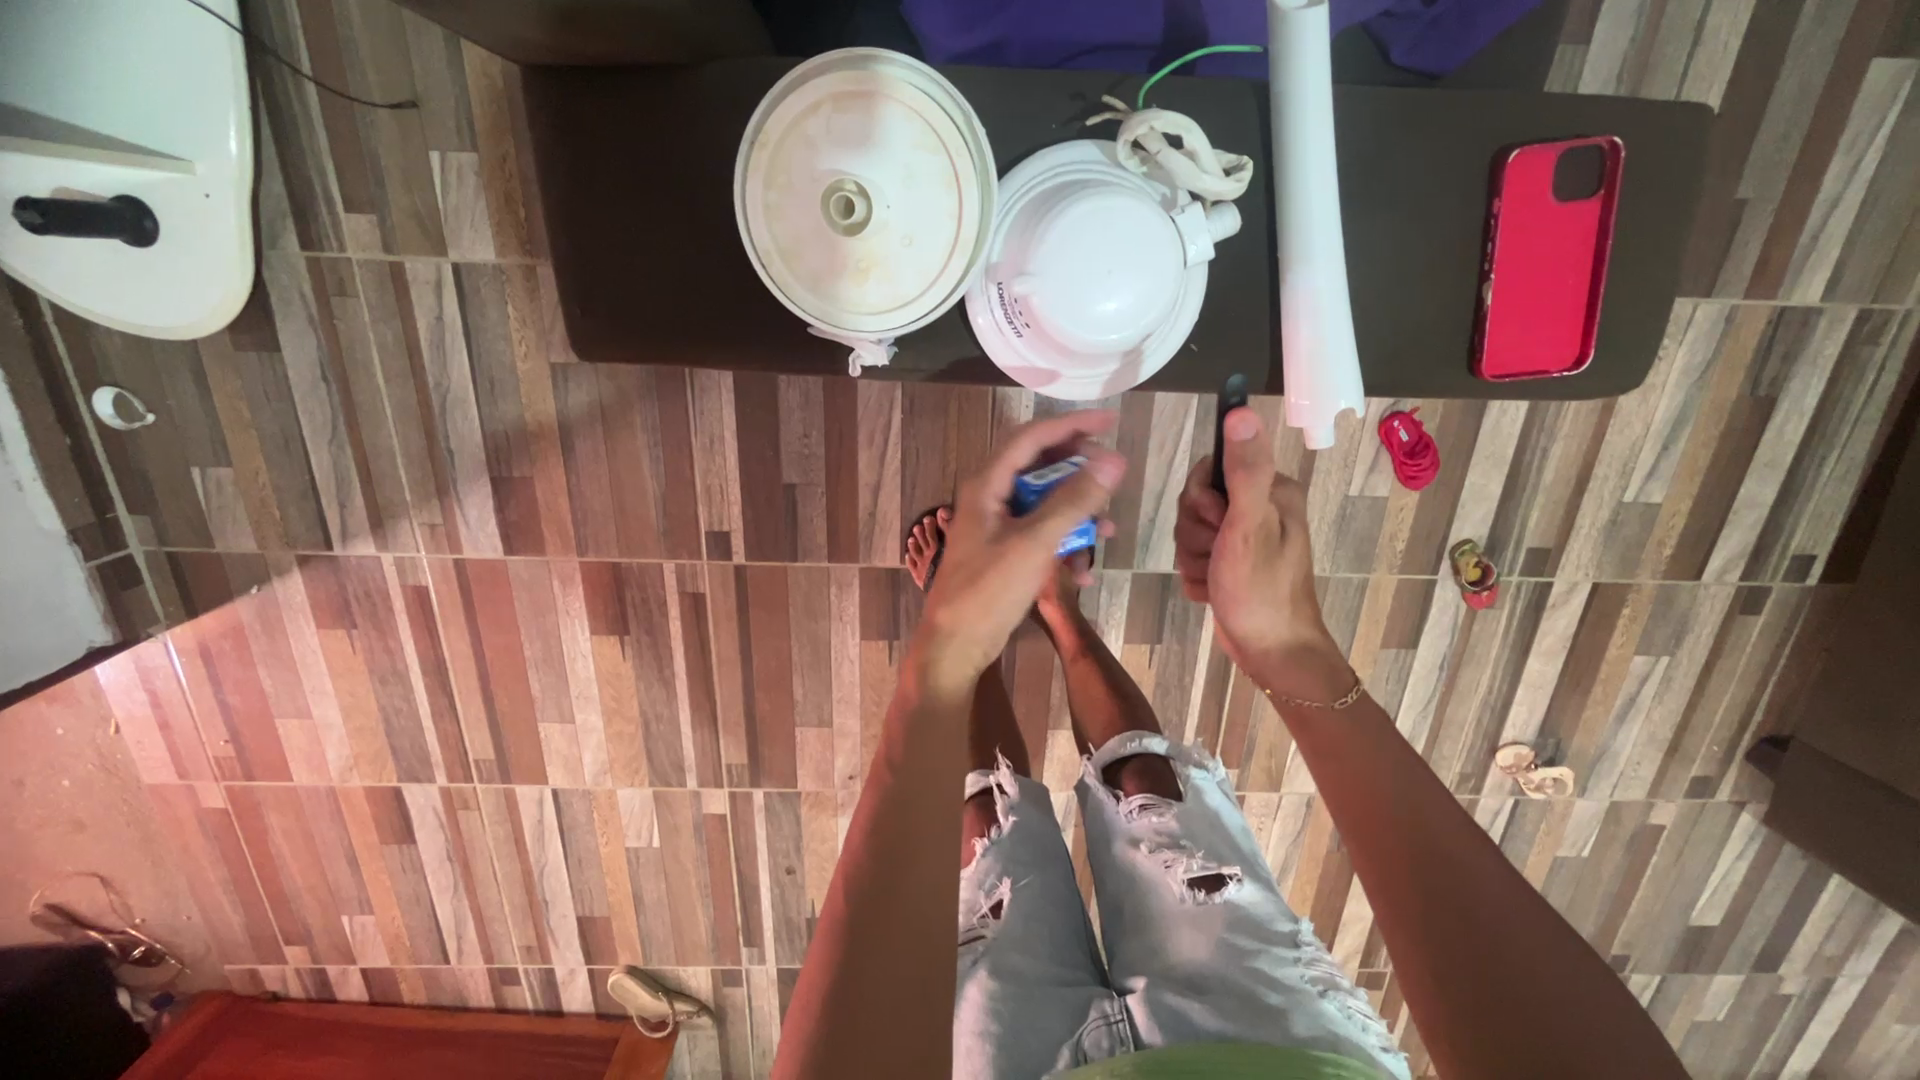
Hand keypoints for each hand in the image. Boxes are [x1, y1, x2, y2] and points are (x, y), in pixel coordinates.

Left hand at [910, 412, 1126, 693]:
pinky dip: (1063, 544)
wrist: (955, 645)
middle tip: (1112, 477)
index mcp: (987, 484)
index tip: (1111, 421)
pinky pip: (1039, 533)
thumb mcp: (1036, 543)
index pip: (1031, 437)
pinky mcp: (1002, 551)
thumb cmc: (989, 591)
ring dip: (1076, 514)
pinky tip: (1082, 573)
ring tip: (1106, 531)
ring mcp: (995, 524)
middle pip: (1039, 466)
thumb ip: (1073, 500)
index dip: (1072, 425)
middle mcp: (988, 496)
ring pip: (1044, 502)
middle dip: (1079, 472)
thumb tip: (1113, 460)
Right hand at [1175, 407, 1348, 700]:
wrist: (1270, 652)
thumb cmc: (1262, 589)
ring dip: (1195, 558)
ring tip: (1217, 578)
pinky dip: (1198, 577)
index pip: (1210, 467)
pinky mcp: (1231, 564)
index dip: (1201, 497)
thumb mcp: (1249, 526)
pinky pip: (1194, 558)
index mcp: (1271, 490)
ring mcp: (1244, 538)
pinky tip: (1214, 591)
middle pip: (1195, 501)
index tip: (1216, 521)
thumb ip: (1244, 469)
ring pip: (1190, 531)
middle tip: (1218, 555)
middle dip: (1196, 533)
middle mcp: (1259, 508)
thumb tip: (1240, 410)